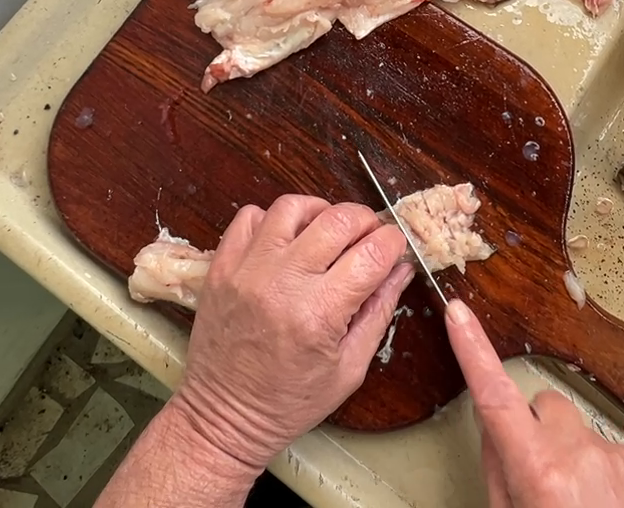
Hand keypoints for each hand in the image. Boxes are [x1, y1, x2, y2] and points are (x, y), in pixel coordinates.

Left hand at [173, 194, 413, 471]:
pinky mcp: (222, 264)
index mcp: (319, 314)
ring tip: (327, 232)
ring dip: (320, 212)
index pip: (372, 253)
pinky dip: (273, 220)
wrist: (221, 418)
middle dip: (365, 220)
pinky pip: (250, 216)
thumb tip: (402, 268)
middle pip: (338, 219)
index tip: (395, 246)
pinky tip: (286, 241)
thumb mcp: (350, 369)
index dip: (393, 242)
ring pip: (293, 206)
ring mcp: (247, 269)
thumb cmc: (289, 401)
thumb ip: (379, 312)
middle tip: (368, 236)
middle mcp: (283, 282)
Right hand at [445, 301, 623, 507]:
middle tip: (541, 481)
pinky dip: (610, 480)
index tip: (458, 313)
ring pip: (582, 435)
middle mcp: (582, 455)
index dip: (472, 350)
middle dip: (537, 430)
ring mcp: (622, 460)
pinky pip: (617, 457)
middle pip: (545, 406)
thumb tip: (497, 433)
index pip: (495, 397)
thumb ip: (500, 475)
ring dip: (577, 461)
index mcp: (541, 473)